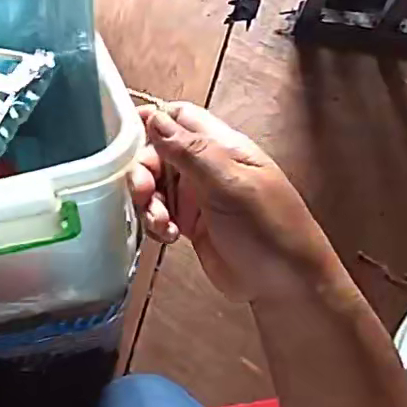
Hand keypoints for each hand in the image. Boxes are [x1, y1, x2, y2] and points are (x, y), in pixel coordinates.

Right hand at [135, 102, 344, 301]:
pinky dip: (155, 223)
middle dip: (142, 170)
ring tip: (160, 222)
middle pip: (157, 153)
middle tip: (142, 191)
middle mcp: (206, 167)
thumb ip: (190, 151)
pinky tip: (168, 236)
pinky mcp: (189, 223)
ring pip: (153, 185)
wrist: (286, 288)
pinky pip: (158, 213)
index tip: (121, 135)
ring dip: (147, 202)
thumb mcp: (230, 185)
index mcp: (222, 147)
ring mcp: (197, 196)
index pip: (179, 118)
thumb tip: (153, 117)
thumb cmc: (270, 230)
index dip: (150, 120)